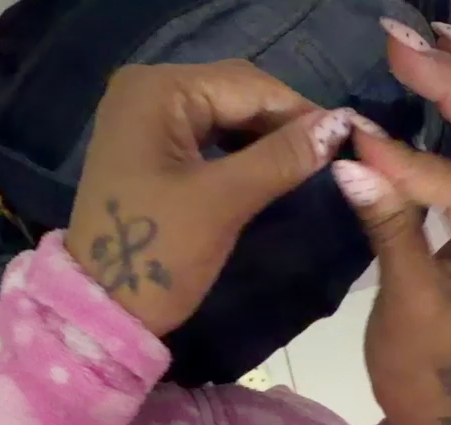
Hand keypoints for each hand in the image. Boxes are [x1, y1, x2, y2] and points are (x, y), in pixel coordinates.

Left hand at [69, 61, 362, 336]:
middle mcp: (145, 93)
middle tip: (330, 153)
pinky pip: (204, 141)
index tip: (348, 135)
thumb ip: (280, 159)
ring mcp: (142, 124)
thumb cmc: (159, 256)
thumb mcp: (222, 203)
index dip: (300, 110)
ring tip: (305, 163)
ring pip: (221, 118)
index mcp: (156, 91)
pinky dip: (237, 154)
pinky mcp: (146, 155)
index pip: (246, 84)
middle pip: (232, 94)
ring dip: (263, 139)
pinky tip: (267, 170)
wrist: (102, 313)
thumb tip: (339, 125)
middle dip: (282, 122)